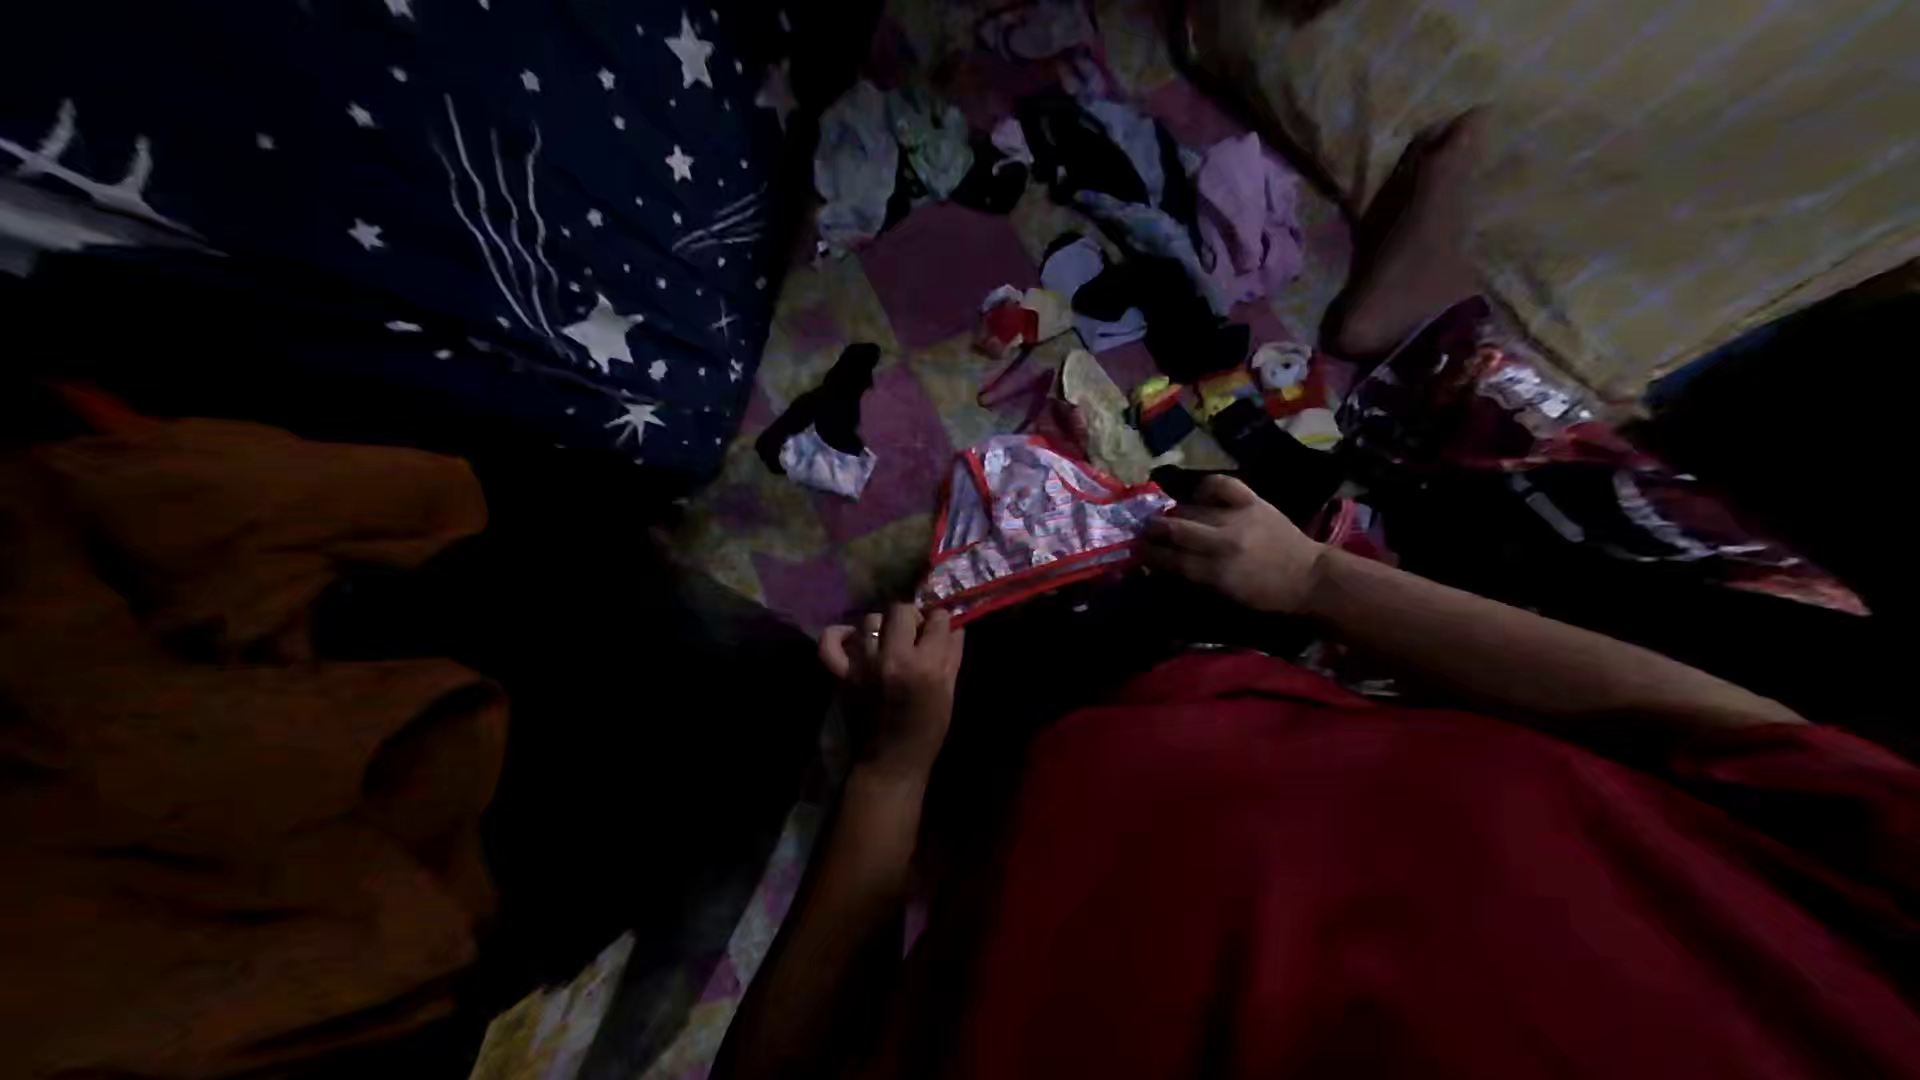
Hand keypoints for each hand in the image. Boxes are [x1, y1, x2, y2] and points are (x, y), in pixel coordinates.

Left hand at [820, 605, 965, 780]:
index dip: (941, 620)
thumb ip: (953, 653)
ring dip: (882, 627)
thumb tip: (955, 623)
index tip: (940, 628)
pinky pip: (829, 642)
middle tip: (914, 633)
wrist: (891, 760)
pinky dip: (838, 635)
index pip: (937, 619)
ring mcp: (862, 665)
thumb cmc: (927, 728)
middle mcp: (892, 659)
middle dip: (912, 617)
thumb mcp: (949, 690)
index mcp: (925, 665)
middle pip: (900, 610)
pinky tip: (852, 638)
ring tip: (888, 641)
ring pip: (870, 620)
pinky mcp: (841, 675)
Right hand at [1143, 475, 1327, 614]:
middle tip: (1144, 531)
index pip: (1170, 559)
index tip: (1138, 551)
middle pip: (1175, 529)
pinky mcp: (1253, 502)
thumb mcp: (1225, 596)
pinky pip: (1221, 484)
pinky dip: (1205, 487)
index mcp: (1216, 573)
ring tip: (1167, 515)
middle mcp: (1223, 543)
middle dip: (1153, 529)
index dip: (1149, 554)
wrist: (1310, 577)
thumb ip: (1194, 577)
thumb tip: (1164, 562)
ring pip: (1192, 508)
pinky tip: (1198, 494)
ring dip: (1174, 512)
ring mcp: (1238, 518)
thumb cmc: (1265, 595)